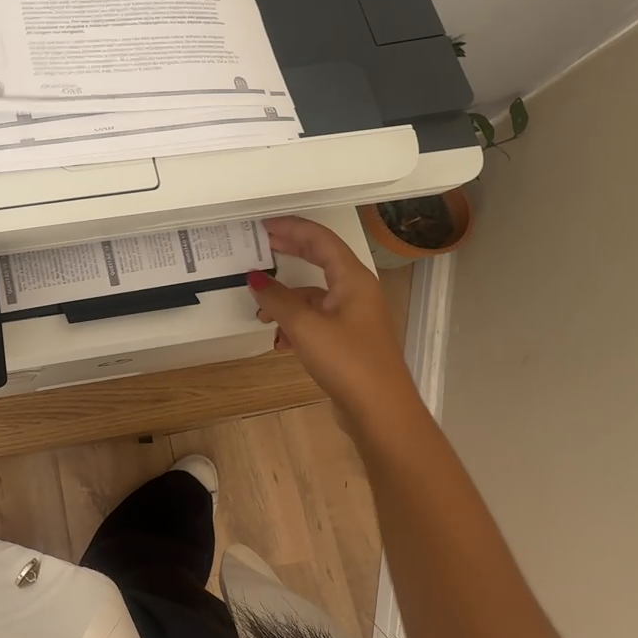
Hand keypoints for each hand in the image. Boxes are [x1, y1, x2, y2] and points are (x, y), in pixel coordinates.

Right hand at [248, 216, 418, 417]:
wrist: (381, 411)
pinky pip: (317, 319)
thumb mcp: (304, 326)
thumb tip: (255, 279)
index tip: (262, 226)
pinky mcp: (349, 340)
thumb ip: (276, 299)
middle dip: (290, 252)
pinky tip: (281, 343)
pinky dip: (296, 324)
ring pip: (315, 295)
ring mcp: (355, 317)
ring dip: (287, 299)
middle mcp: (357, 291)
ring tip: (261, 314)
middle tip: (260, 246)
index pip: (320, 239)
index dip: (291, 228)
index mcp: (353, 279)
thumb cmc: (347, 361)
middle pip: (320, 260)